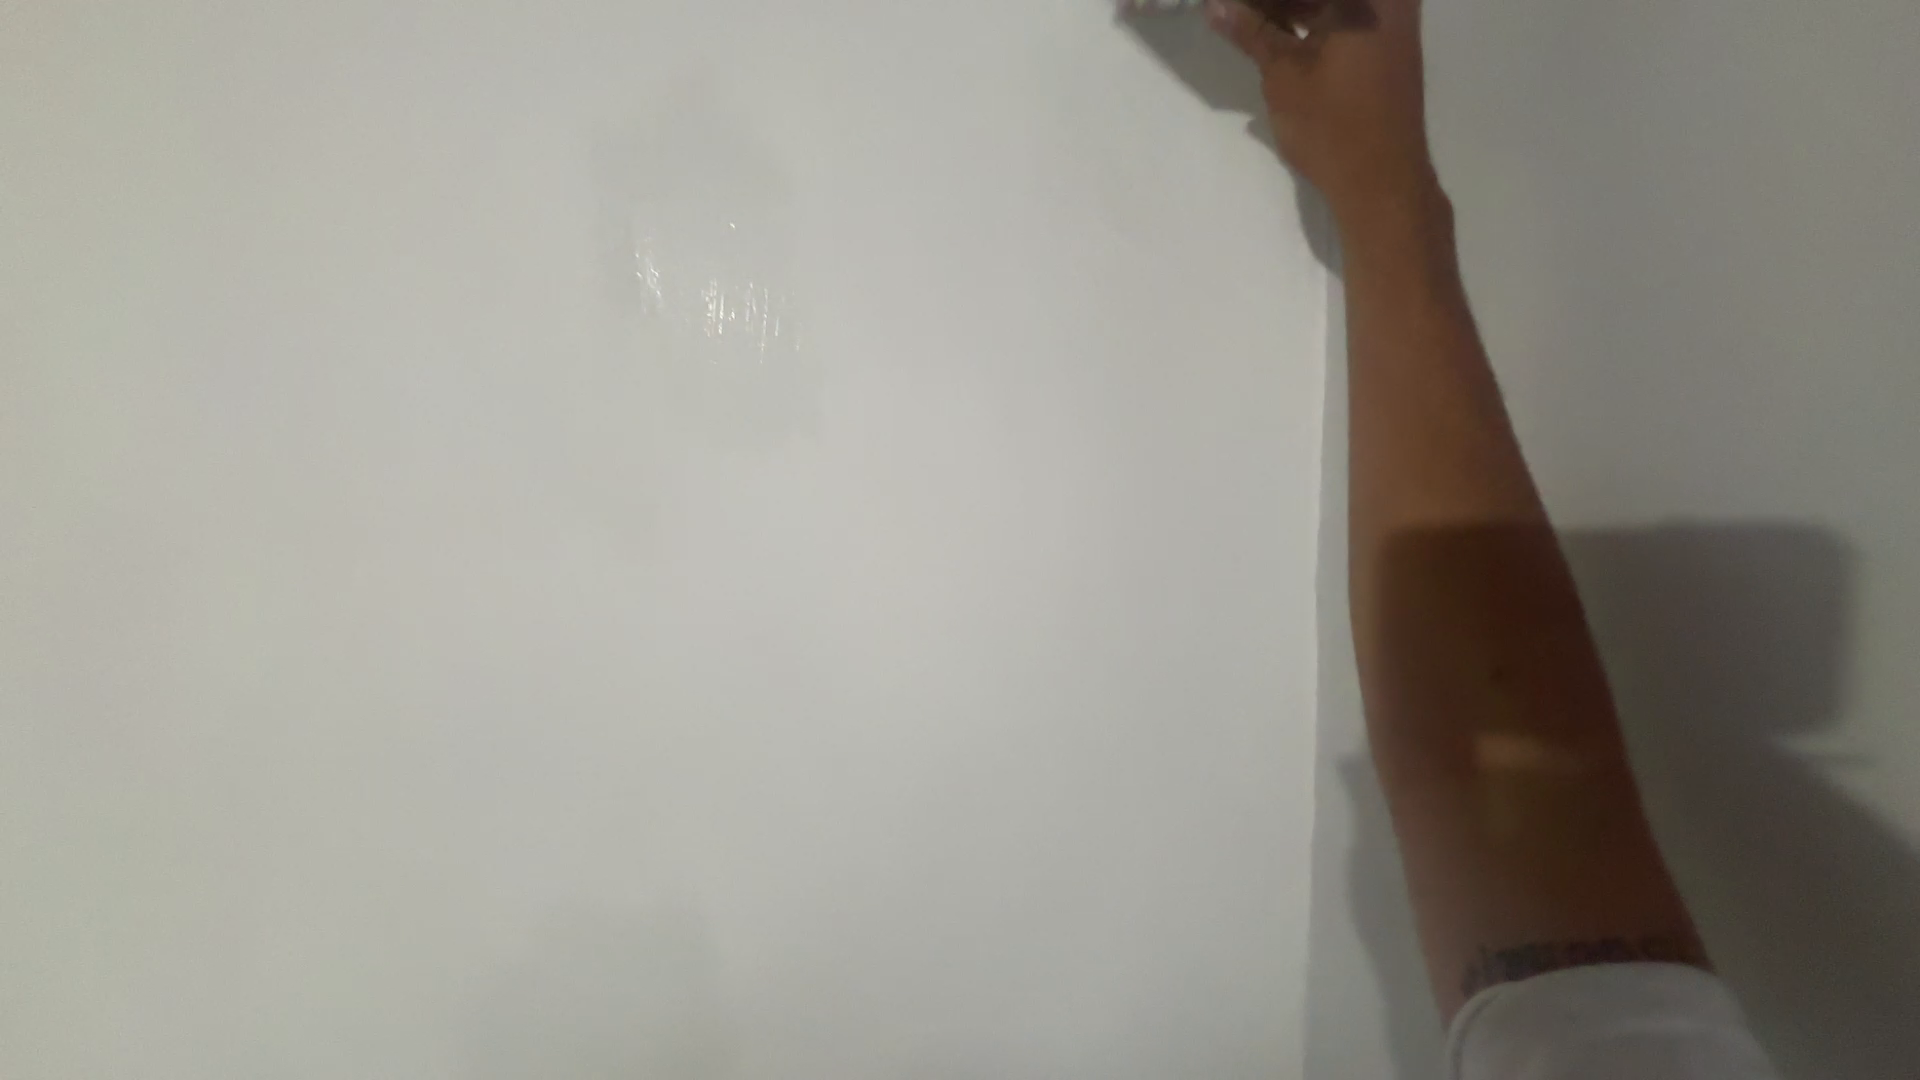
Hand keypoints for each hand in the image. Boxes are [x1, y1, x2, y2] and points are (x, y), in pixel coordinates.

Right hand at [1207, 0, 1439, 227]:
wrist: (1380, 178)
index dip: (1258, 4)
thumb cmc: (1331, 125)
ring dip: (1289, 13)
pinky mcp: (1386, 43)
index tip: (1228, 9)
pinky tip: (1276, 40)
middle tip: (1233, 15)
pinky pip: (1343, 20)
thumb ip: (1252, 34)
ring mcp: (1392, 17)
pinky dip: (1310, 26)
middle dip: (1273, 6)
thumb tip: (1216, 6)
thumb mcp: (1283, 76)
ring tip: (1247, 27)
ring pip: (1329, 6)